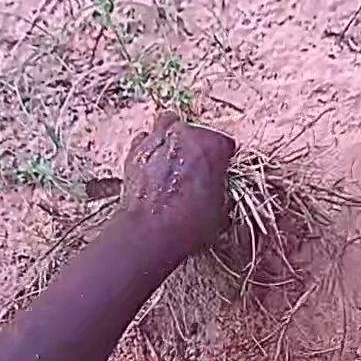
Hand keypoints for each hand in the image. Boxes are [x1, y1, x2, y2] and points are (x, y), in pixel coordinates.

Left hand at [118, 112, 235, 262]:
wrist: (152, 232)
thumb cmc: (189, 224)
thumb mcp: (220, 212)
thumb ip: (221, 190)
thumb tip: (218, 189)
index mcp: (213, 146)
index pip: (224, 144)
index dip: (222, 161)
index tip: (220, 174)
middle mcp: (186, 134)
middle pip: (195, 133)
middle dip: (197, 150)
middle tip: (196, 173)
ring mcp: (158, 138)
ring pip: (168, 128)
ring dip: (173, 142)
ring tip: (175, 164)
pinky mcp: (135, 149)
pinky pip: (146, 141)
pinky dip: (152, 150)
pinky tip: (155, 168)